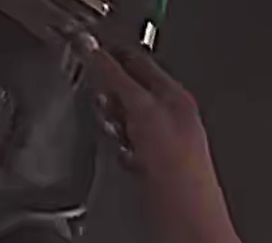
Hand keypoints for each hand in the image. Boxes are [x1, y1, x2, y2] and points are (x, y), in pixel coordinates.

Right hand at [78, 37, 240, 242]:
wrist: (188, 229)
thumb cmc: (179, 174)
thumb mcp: (141, 110)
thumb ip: (114, 76)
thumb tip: (91, 47)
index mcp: (174, 95)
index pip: (134, 58)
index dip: (108, 51)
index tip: (83, 46)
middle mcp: (170, 115)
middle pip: (126, 85)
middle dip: (107, 89)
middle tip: (100, 95)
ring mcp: (161, 140)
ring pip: (123, 112)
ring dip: (111, 116)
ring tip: (113, 127)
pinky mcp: (150, 163)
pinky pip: (123, 138)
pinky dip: (115, 140)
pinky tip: (119, 149)